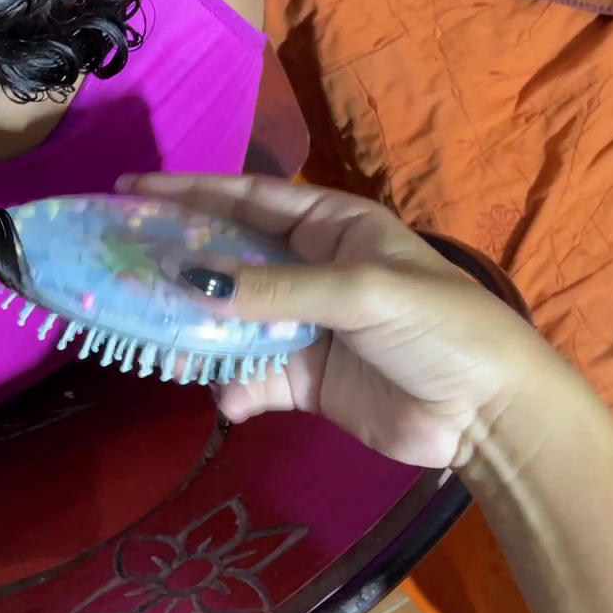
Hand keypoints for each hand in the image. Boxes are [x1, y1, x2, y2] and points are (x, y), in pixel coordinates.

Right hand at [123, 174, 566, 467]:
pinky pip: (244, 372)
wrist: (492, 421)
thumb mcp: (363, 293)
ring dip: (192, 334)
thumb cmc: (444, 330)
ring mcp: (295, 322)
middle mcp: (303, 268)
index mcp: (328, 228)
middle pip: (222, 257)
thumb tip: (188, 281)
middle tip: (119, 266)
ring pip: (223, 318)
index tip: (129, 191)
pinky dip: (231, 386)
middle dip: (174, 265)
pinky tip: (230, 397)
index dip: (186, 192)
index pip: (245, 199)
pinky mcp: (294, 374)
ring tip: (159, 346)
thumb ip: (274, 287)